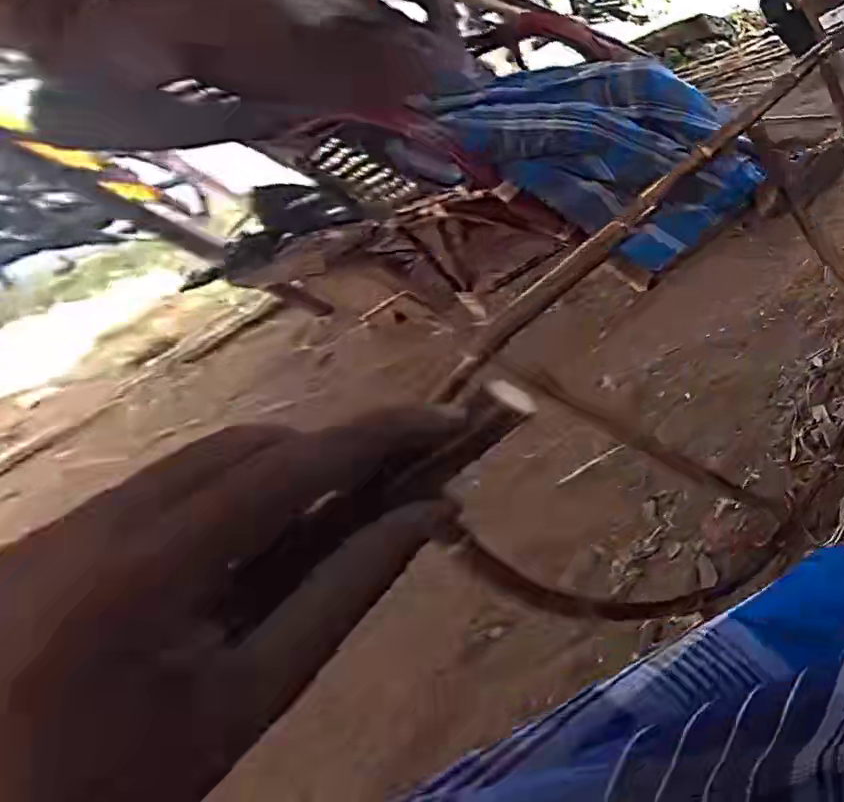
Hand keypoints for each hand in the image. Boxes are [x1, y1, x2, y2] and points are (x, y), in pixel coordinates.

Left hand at [0, 407, 465, 801]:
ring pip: (197, 464)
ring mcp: (34, 543)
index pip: (295, 465)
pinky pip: (152, 495)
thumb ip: (353, 583)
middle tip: (400, 477)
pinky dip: (225, 499)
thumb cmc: (123, 781)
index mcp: (139, 576)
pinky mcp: (19, 555)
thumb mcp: (258, 690)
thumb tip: (439, 507)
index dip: (387, 432)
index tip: (454, 423)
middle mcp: (76, 537)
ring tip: (328, 518)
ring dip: (281, 473)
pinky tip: (244, 551)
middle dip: (334, 451)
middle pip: (245, 446)